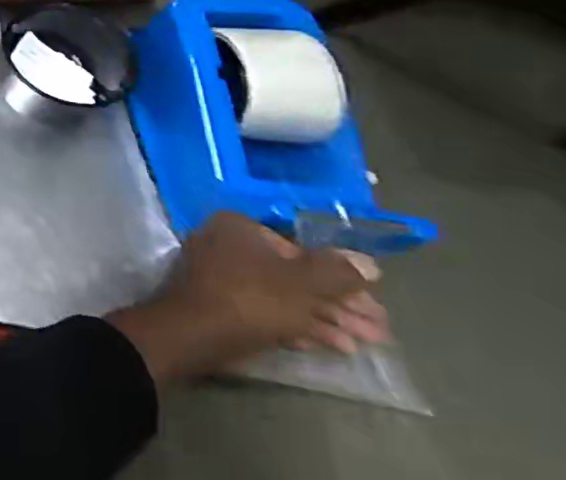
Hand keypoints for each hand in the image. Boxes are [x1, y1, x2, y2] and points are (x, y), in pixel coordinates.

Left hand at [107, 212, 388, 380]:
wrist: (196, 331)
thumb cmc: (253, 297)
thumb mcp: (304, 282)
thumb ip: (338, 272)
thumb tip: (367, 262)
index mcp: (237, 229)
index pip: (299, 249)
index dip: (341, 279)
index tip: (373, 305)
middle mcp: (224, 244)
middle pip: (294, 275)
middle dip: (339, 304)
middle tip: (379, 332)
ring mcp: (219, 274)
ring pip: (283, 295)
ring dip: (327, 319)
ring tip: (365, 345)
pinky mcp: (220, 302)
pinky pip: (265, 310)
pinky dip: (298, 326)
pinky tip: (332, 347)